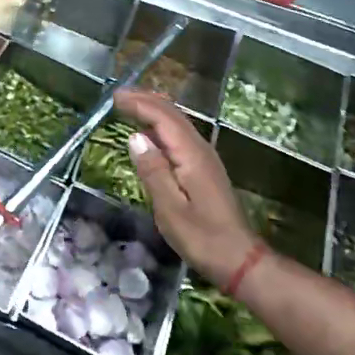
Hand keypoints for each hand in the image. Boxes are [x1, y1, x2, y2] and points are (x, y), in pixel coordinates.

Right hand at [114, 89, 264, 285]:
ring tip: (131, 105)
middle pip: (174, 116)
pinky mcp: (204, 170)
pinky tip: (151, 132)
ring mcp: (205, 159)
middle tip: (118, 95)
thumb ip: (153, 171)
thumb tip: (135, 137)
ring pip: (179, 124)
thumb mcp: (170, 208)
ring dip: (155, 110)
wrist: (240, 260)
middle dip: (146, 101)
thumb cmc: (202, 237)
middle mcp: (201, 150)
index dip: (139, 104)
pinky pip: (181, 137)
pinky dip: (162, 126)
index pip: (164, 119)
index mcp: (192, 156)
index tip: (114, 97)